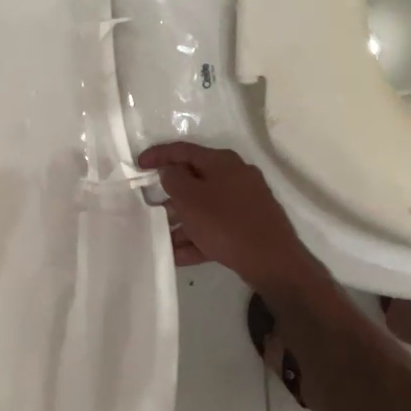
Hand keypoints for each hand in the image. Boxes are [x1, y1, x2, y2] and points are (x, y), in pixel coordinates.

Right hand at [137, 142, 323, 290]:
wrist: (272, 260)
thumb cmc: (225, 223)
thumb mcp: (190, 199)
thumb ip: (174, 179)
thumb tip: (170, 170)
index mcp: (222, 162)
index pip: (183, 150)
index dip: (158, 155)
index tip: (138, 165)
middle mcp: (236, 176)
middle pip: (195, 180)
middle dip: (171, 195)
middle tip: (150, 206)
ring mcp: (245, 202)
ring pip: (205, 207)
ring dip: (182, 222)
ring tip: (161, 238)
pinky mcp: (249, 226)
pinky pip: (216, 228)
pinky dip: (197, 238)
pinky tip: (179, 255)